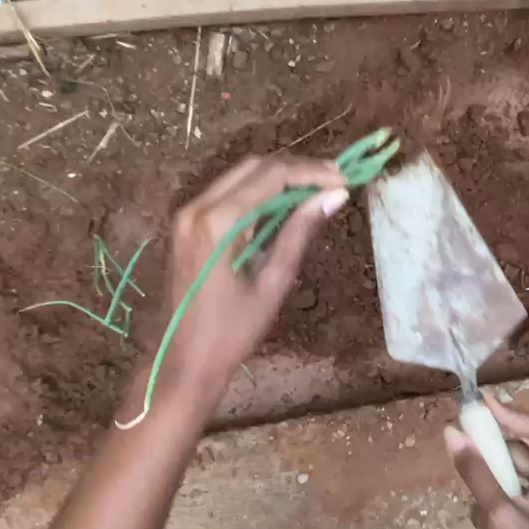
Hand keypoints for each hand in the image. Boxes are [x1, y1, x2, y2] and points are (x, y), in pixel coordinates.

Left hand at [136, 155, 346, 414]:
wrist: (183, 361)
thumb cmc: (231, 333)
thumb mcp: (273, 283)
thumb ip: (299, 233)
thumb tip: (334, 197)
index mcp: (218, 221)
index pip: (272, 175)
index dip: (312, 172)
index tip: (345, 181)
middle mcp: (196, 207)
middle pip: (254, 166)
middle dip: (296, 169)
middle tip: (334, 183)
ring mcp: (186, 215)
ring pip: (238, 176)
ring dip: (277, 178)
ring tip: (316, 192)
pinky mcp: (184, 226)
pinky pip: (225, 195)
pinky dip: (256, 194)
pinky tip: (283, 207)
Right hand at [444, 396, 528, 528]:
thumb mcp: (497, 516)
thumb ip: (476, 473)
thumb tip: (452, 434)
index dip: (509, 413)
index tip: (477, 403)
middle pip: (525, 446)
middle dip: (493, 444)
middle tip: (461, 435)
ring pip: (513, 468)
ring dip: (489, 474)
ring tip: (473, 493)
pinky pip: (508, 487)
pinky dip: (490, 493)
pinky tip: (480, 515)